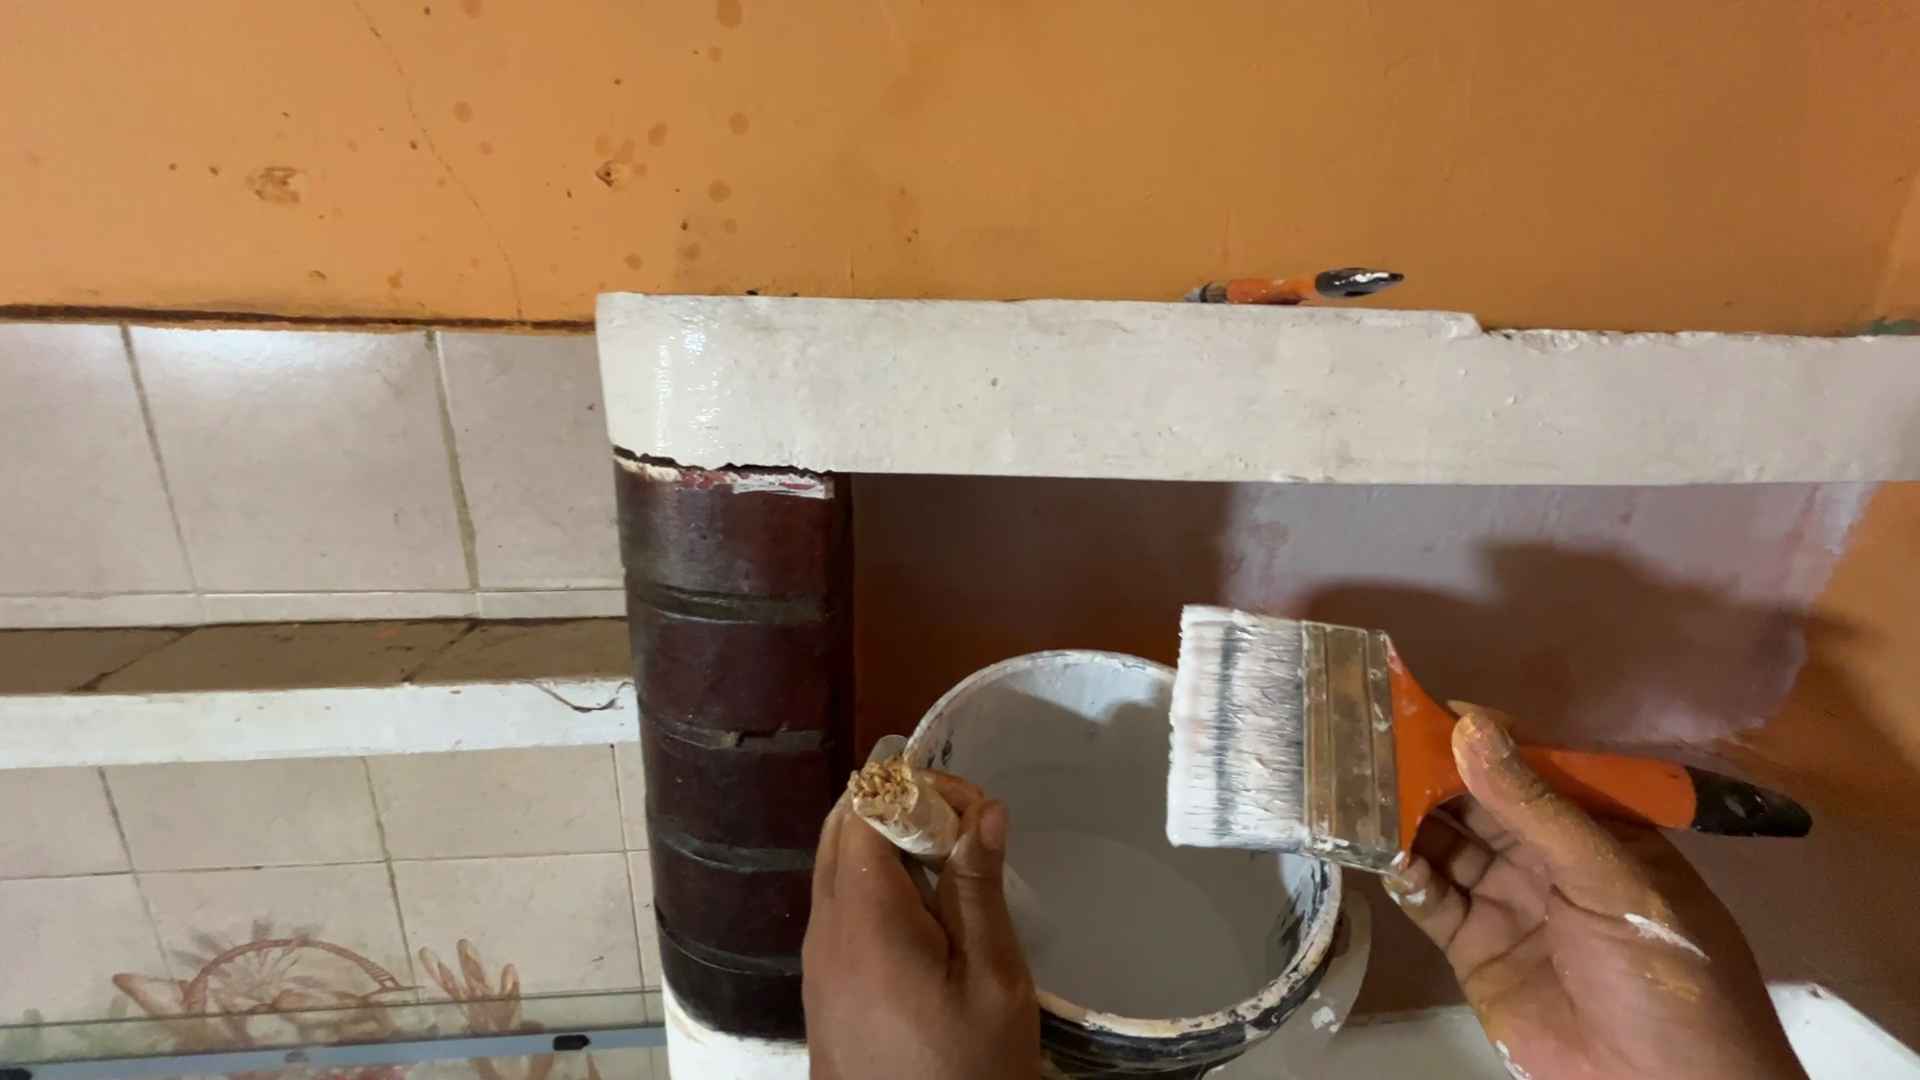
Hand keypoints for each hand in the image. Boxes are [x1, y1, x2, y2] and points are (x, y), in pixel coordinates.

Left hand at [803, 771, 1039, 1079]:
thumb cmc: (965, 1074)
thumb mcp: (991, 983)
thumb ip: (978, 887)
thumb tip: (983, 808)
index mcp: (861, 920)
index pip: (865, 810)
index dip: (915, 789)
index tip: (971, 807)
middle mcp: (824, 929)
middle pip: (843, 829)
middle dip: (898, 805)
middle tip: (962, 824)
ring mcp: (817, 960)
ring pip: (839, 864)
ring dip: (889, 842)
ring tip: (952, 858)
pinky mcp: (824, 985)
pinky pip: (841, 904)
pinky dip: (877, 880)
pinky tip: (927, 907)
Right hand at [1385, 706, 1808, 1079]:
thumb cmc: (1664, 979)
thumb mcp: (1612, 882)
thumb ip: (1534, 804)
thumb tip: (1467, 724)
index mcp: (1590, 832)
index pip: (1522, 767)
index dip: (1471, 738)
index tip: (1413, 709)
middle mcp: (1541, 857)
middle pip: (1470, 801)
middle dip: (1422, 775)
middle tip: (1367, 747)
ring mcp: (1503, 898)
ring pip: (1440, 842)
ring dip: (1403, 819)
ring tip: (1358, 793)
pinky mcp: (1469, 941)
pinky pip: (1426, 895)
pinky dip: (1402, 873)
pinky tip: (1384, 856)